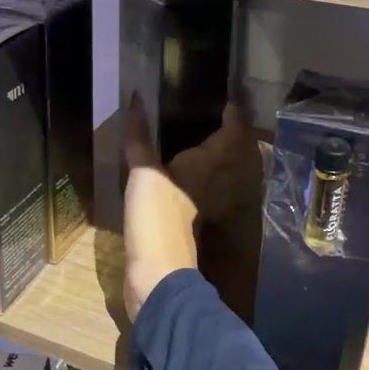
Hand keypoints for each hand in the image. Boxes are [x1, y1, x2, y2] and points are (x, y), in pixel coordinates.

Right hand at [121, 96, 256, 321]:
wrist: (158, 272)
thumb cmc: (158, 216)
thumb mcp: (144, 172)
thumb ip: (140, 138)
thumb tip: (136, 98)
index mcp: (211, 164)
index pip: (233, 130)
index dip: (232, 113)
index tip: (223, 97)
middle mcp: (216, 181)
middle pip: (227, 151)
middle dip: (220, 132)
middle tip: (203, 112)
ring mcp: (204, 203)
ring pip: (212, 170)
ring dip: (205, 154)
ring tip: (186, 135)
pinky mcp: (188, 221)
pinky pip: (195, 186)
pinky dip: (189, 175)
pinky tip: (172, 172)